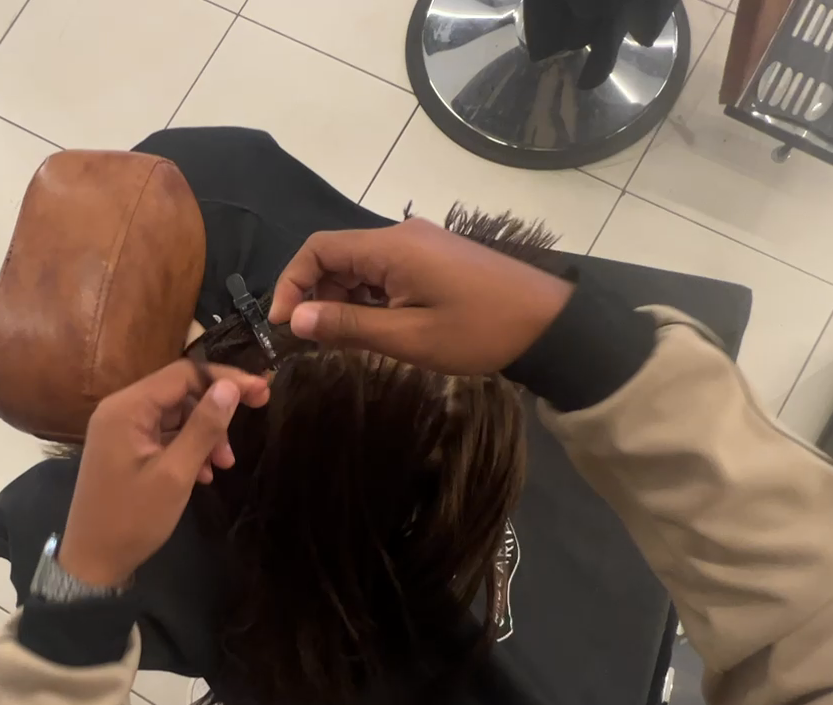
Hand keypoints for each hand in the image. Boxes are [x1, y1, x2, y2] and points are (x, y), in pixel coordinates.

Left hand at [57, 361, 270, 586]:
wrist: (93, 560)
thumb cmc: (133, 518)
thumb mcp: (175, 474)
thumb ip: (203, 427)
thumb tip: (231, 388)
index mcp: (126, 408)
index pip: (183, 374)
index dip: (226, 379)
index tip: (262, 393)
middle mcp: (120, 410)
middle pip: (179, 393)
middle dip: (214, 414)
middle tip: (243, 437)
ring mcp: (120, 430)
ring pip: (175, 417)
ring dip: (203, 436)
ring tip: (223, 467)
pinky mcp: (124, 450)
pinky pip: (163, 436)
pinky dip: (187, 449)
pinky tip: (203, 475)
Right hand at [268, 217, 573, 375]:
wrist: (549, 325)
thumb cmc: (478, 332)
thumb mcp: (408, 337)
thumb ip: (348, 325)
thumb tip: (294, 319)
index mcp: (391, 247)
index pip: (318, 249)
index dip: (291, 283)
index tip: (283, 325)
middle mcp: (400, 236)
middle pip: (336, 256)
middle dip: (314, 295)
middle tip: (312, 341)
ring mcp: (418, 245)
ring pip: (358, 266)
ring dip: (340, 299)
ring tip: (341, 341)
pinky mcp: (431, 259)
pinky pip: (383, 272)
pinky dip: (365, 298)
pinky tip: (371, 328)